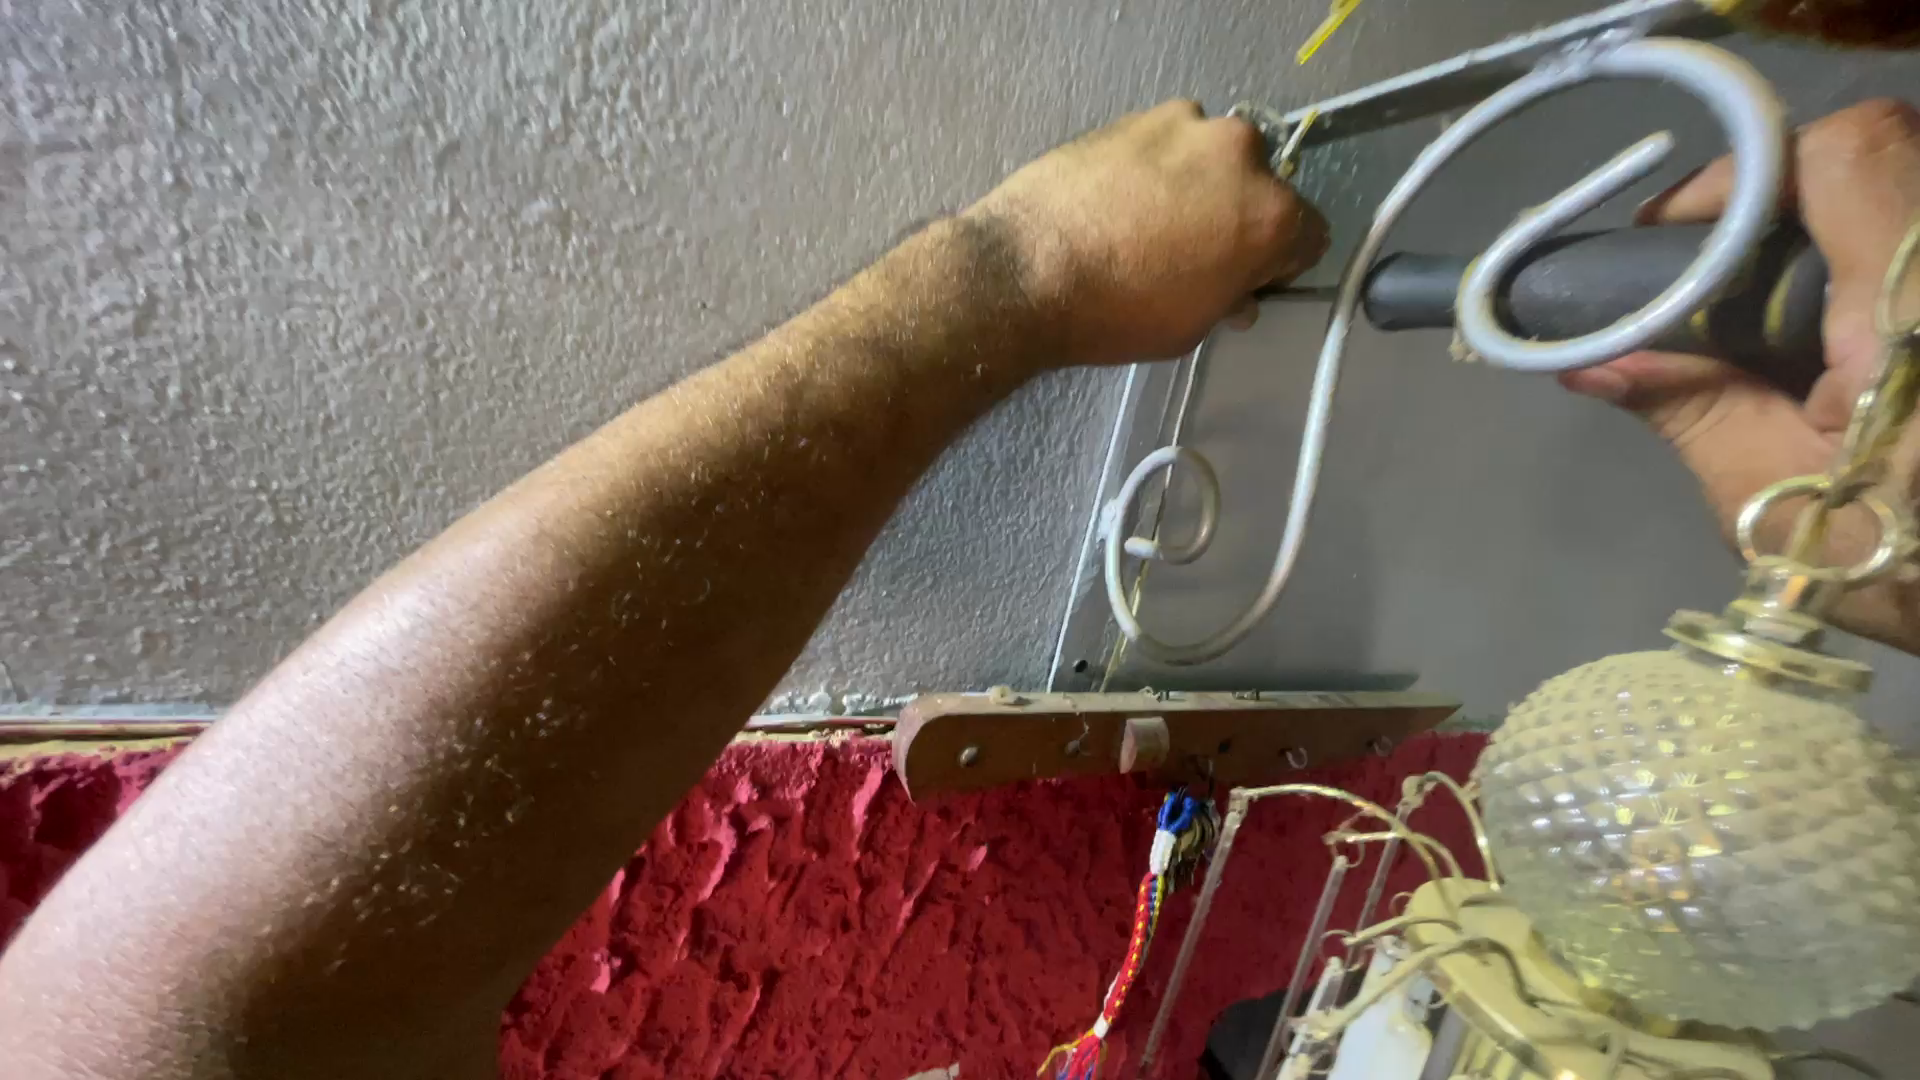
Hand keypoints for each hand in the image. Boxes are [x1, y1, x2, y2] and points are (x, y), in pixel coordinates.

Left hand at [967, 99, 1329, 366]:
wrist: (1025, 272)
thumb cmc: (1115, 315)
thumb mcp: (1188, 330)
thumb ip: (1228, 300)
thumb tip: (1236, 291)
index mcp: (1270, 215)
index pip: (1309, 237)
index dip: (1278, 267)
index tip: (1247, 282)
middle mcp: (1240, 153)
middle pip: (1259, 190)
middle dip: (1234, 222)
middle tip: (1187, 258)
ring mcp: (1185, 124)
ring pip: (1209, 162)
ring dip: (1193, 189)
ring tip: (1140, 229)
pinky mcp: (1134, 115)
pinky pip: (1163, 147)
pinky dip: (1151, 172)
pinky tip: (1113, 205)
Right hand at [1562, 99, 1919, 654]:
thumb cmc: (1903, 561)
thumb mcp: (1762, 494)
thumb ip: (1686, 407)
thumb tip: (1582, 363)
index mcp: (1918, 314)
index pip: (1845, 158)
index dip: (1739, 177)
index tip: (1663, 242)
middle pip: (1879, 157)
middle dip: (1766, 206)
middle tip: (1694, 280)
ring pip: (1899, 191)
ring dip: (1807, 236)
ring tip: (1751, 313)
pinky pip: (1906, 246)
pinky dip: (1847, 267)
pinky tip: (1817, 335)